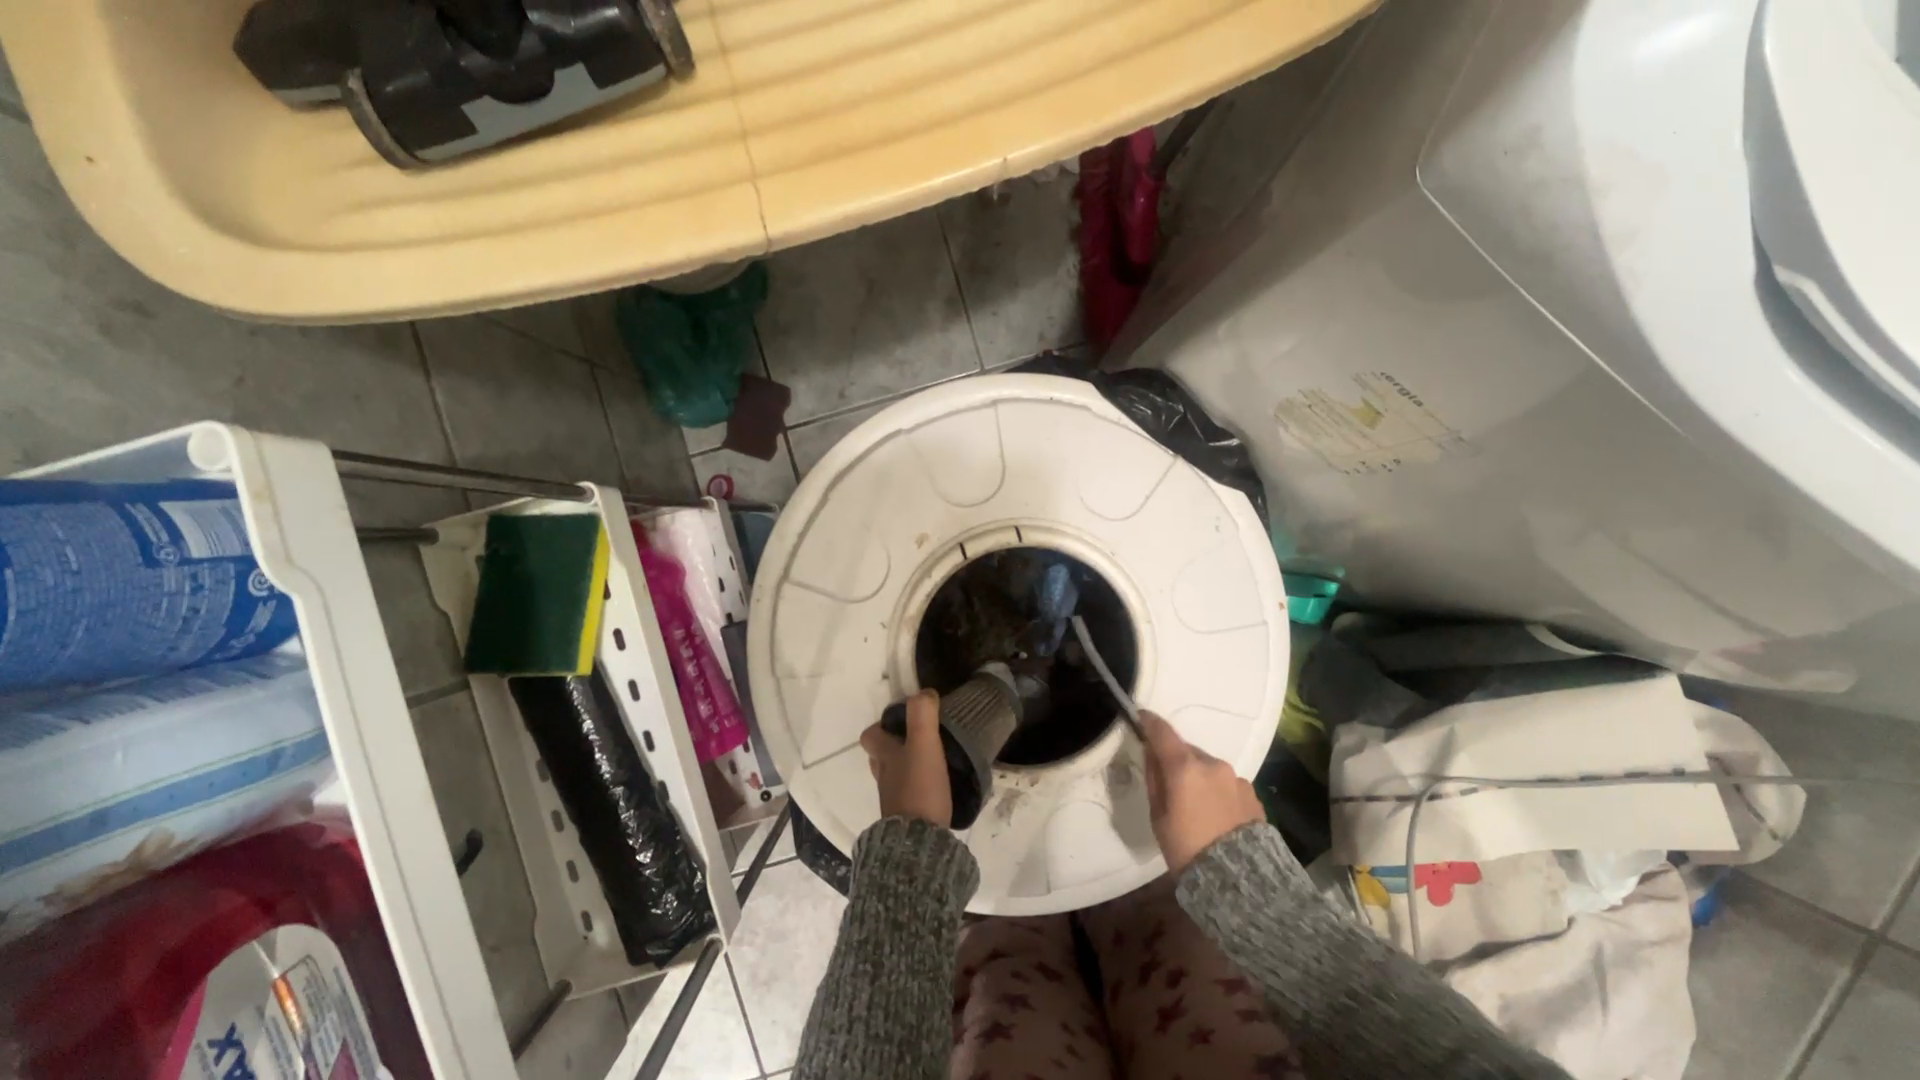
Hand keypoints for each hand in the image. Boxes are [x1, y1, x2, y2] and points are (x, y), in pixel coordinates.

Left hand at [859, 690, 951, 826]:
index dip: (882, 726)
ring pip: (894, 776)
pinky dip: (918, 789)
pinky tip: (936, 788)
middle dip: (897, 747)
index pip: (870, 736)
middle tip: (922, 741)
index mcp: (884, 756)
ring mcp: (893, 799)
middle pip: (881, 756)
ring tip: (932, 762)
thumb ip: (922, 715)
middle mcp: (883, 776)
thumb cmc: (919, 787)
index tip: (904, 721)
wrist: (919, 843)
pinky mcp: (906, 818)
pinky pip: (907, 796)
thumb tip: (924, 693)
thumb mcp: (924, 745)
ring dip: (908, 768)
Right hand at [1141, 711, 1265, 873]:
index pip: (1163, 733)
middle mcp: (1212, 764)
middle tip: (1168, 782)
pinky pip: (1226, 783)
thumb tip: (1152, 754)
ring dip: (1198, 777)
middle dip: (1176, 760)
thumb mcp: (1158, 817)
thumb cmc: (1187, 848)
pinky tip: (1215, 814)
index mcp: (1184, 768)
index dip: (1149, 722)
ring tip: (1195, 805)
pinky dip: (1216, 790)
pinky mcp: (1252, 793)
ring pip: (1208, 768)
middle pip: (1187, 752)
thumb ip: (1154, 780)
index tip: (1141, 717)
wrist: (1239, 878)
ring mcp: (1235, 778)